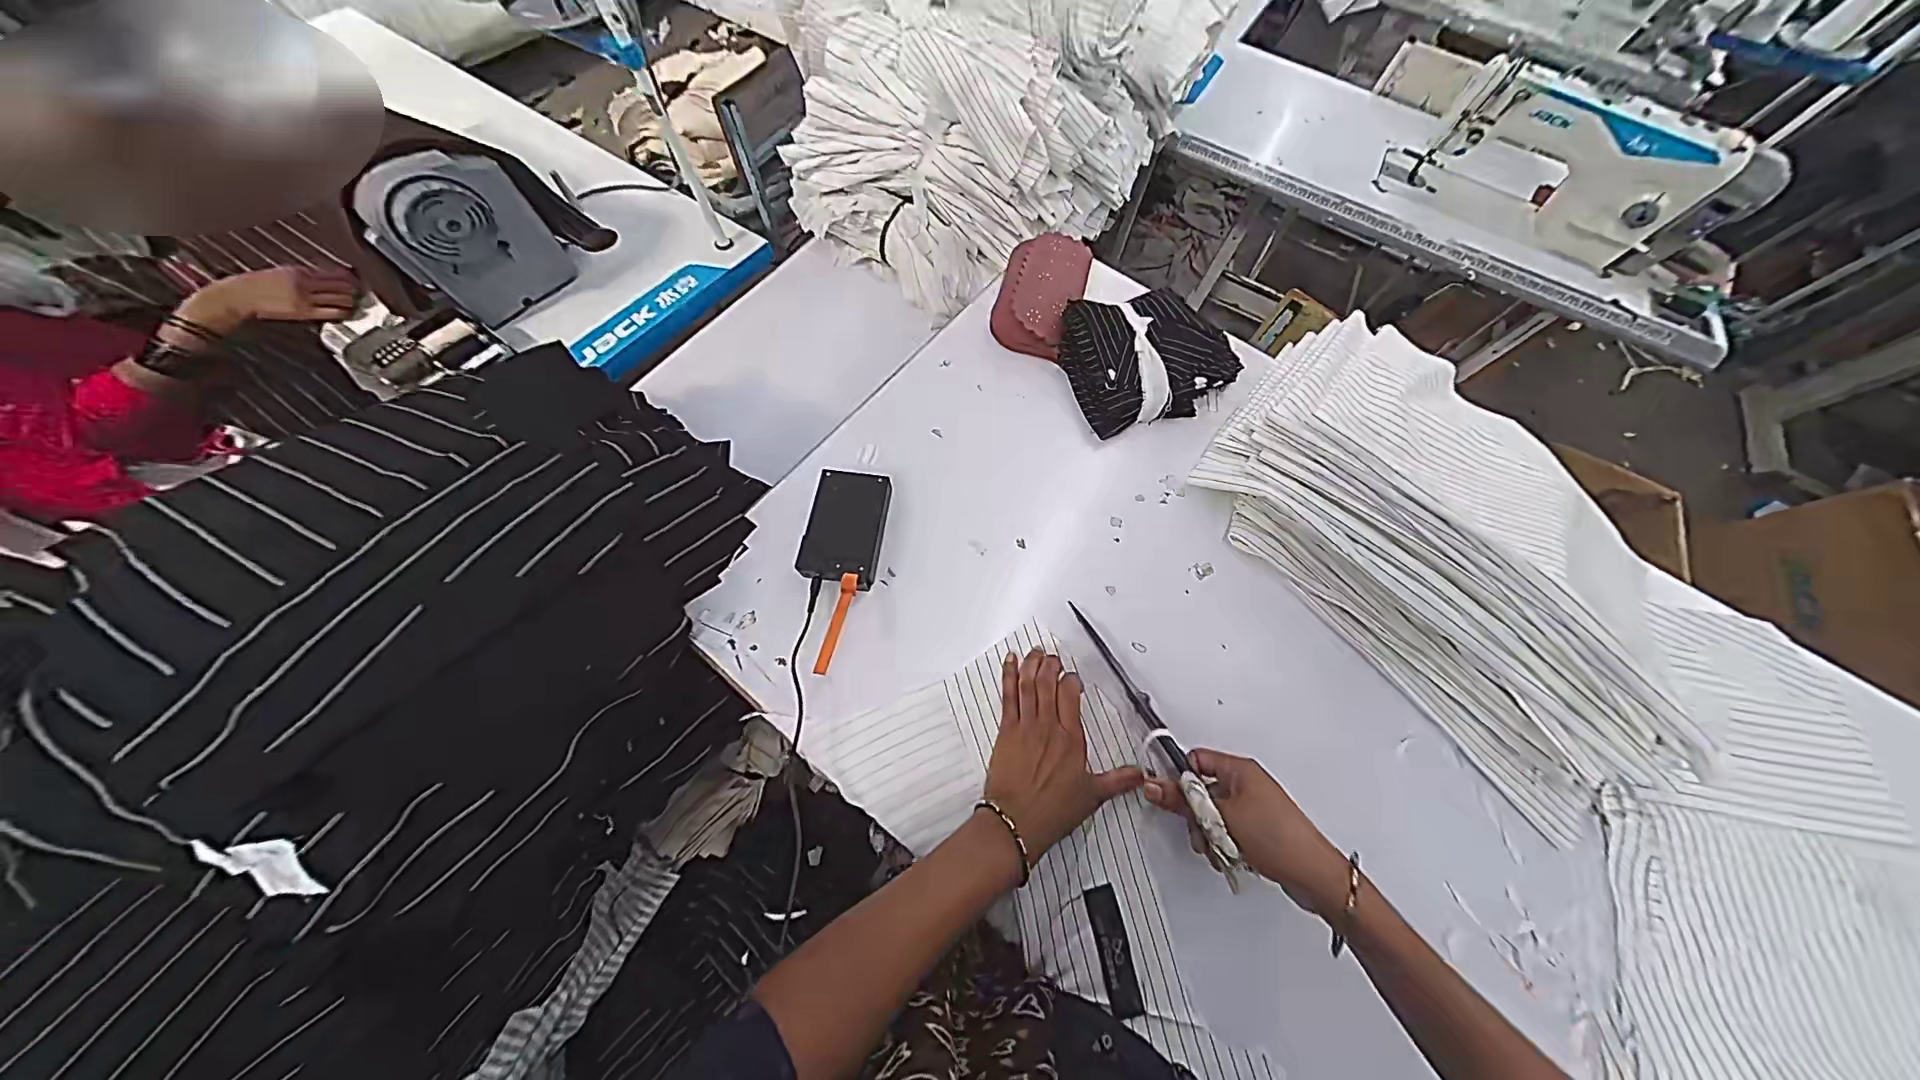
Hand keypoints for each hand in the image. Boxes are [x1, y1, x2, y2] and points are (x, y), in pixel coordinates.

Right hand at [174, 266, 359, 335]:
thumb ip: (301, 275)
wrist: (236, 296)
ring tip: (357, 302)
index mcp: (296, 271)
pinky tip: (348, 312)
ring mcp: (305, 298)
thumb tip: (322, 278)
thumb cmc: (253, 285)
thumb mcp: (279, 273)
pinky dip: (344, 311)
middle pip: (340, 286)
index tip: (356, 279)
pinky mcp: (304, 312)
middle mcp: (303, 283)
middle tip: (361, 293)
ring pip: (340, 299)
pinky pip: (332, 312)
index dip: (348, 277)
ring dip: (352, 301)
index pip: (332, 273)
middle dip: (354, 290)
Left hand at [982, 649, 1142, 864]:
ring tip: (1034, 652)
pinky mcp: (1006, 731)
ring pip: (1029, 684)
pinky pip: (1008, 696)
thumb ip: (1117, 780)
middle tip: (1052, 657)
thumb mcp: (1091, 795)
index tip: (1072, 678)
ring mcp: (1025, 727)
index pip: (1071, 696)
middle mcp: (1048, 728)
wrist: (1016, 822)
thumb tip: (1138, 776)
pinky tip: (1010, 663)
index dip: (1071, 682)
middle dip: (1050, 666)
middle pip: (1049, 684)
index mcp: (1070, 739)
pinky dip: (1009, 676)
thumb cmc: (1051, 810)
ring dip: (1031, 665)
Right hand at [1142, 748, 1348, 918]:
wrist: (1314, 876)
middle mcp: (1246, 784)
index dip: (1180, 777)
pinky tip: (1230, 854)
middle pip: (1200, 790)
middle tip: (1203, 827)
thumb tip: (1156, 786)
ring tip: (1221, 846)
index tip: (1170, 794)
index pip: (1195, 760)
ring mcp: (1252, 807)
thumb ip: (1183, 801)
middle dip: (1196, 814)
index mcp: (1240, 769)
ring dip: (1208, 833)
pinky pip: (1225, 830)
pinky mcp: (1256, 829)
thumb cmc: (1281, 839)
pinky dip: (1222, 843)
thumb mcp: (1220, 817)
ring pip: (1211, 814)